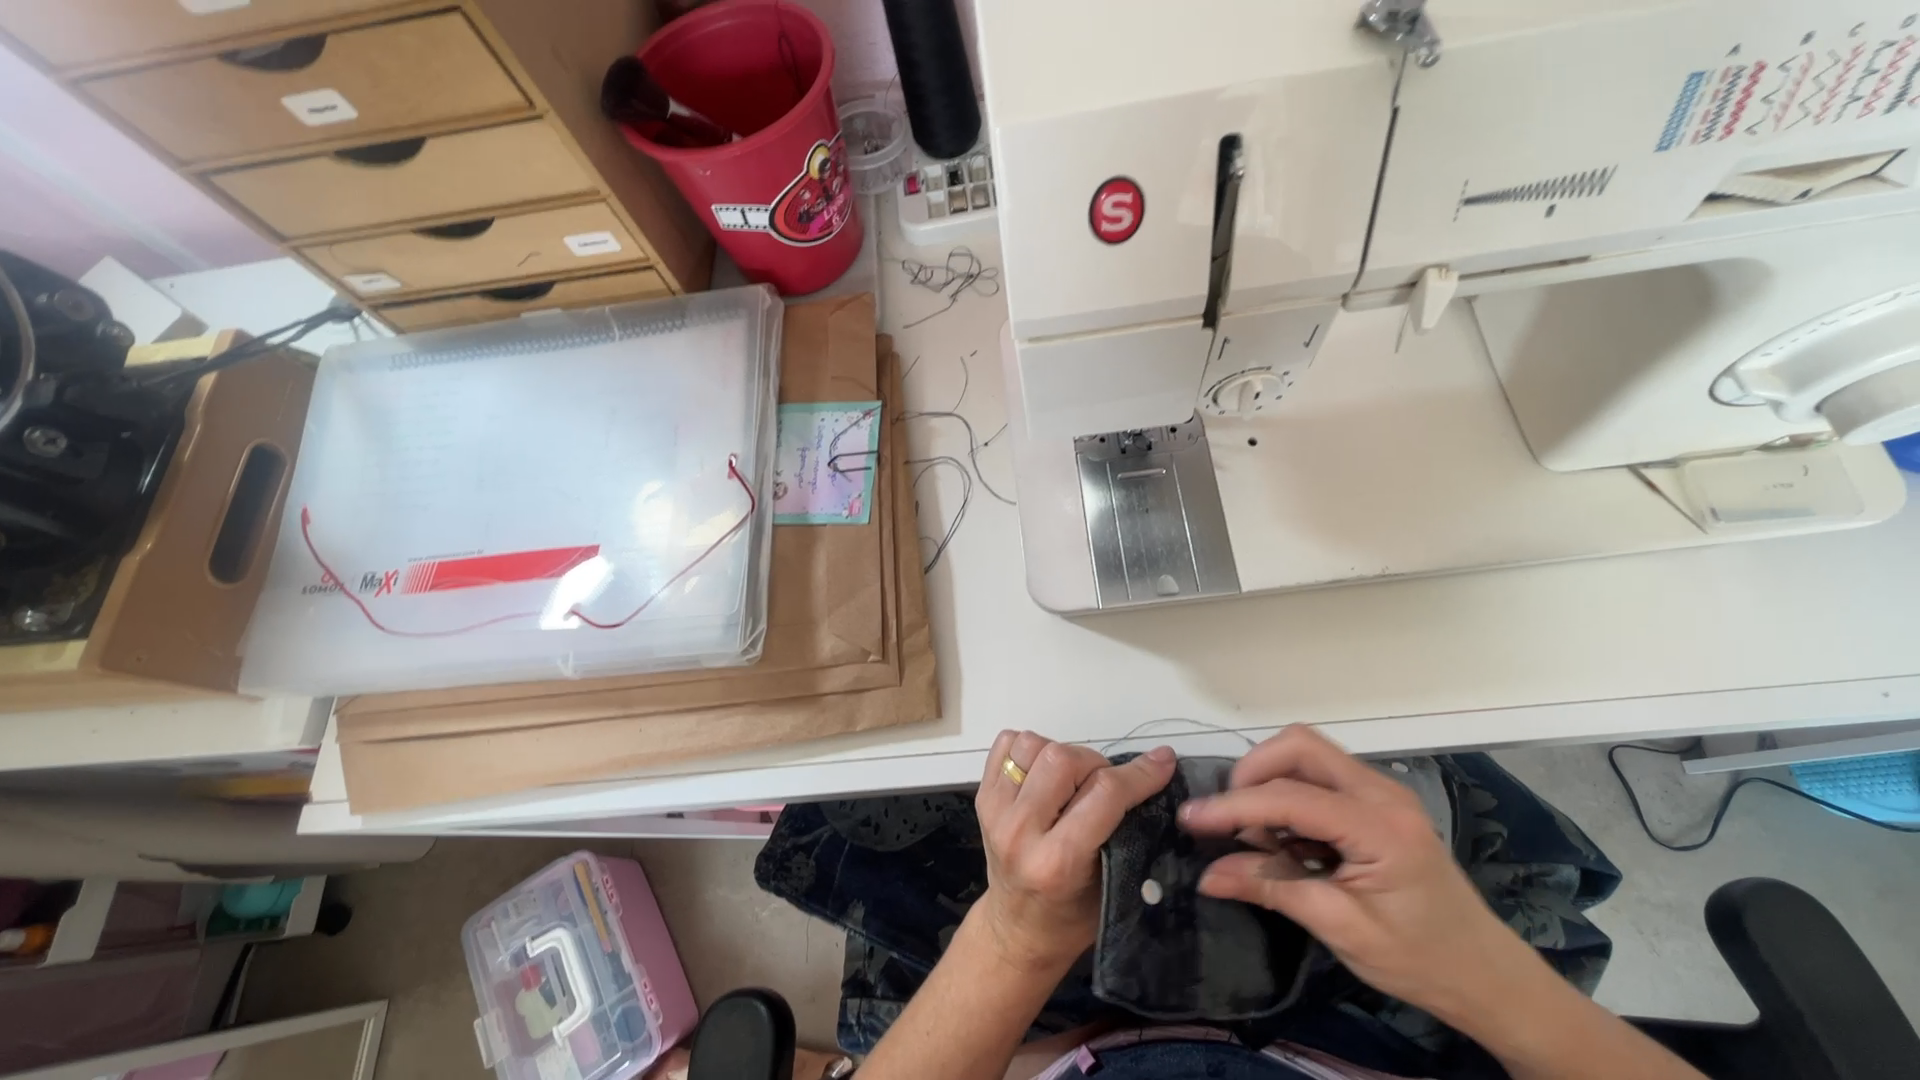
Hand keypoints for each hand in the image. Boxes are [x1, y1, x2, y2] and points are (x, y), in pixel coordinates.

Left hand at [971, 730, 1174, 973]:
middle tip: (1104, 787)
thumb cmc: (1073, 915)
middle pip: (1063, 759)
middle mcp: (1020, 832)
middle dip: (1096, 764)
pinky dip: (1030, 750)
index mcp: (1057, 862)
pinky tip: (1044, 776)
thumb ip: (1129, 830)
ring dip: (1061, 754)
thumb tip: (1157, 769)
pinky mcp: (982, 798)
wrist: (1017, 931)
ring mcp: (995, 812)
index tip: (1163, 761)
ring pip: (1032, 744)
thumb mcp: (1114, 884)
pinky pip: (1006, 743)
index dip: (1140, 773)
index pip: (1104, 794)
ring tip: (1072, 782)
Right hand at [1179, 726, 1544, 1022]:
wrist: (1487, 976)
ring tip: (1258, 838)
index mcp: (1380, 826)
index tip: (1190, 820)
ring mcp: (1382, 794)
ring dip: (1270, 783)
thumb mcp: (1341, 929)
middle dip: (1252, 773)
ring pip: (1307, 755)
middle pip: (1299, 746)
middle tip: (1230, 819)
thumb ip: (1272, 889)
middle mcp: (1381, 793)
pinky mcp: (1377, 804)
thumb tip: (1208, 874)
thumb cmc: (1420, 958)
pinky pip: (1320, 777)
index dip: (1234, 805)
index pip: (1291, 796)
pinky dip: (1289, 795)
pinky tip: (1285, 840)